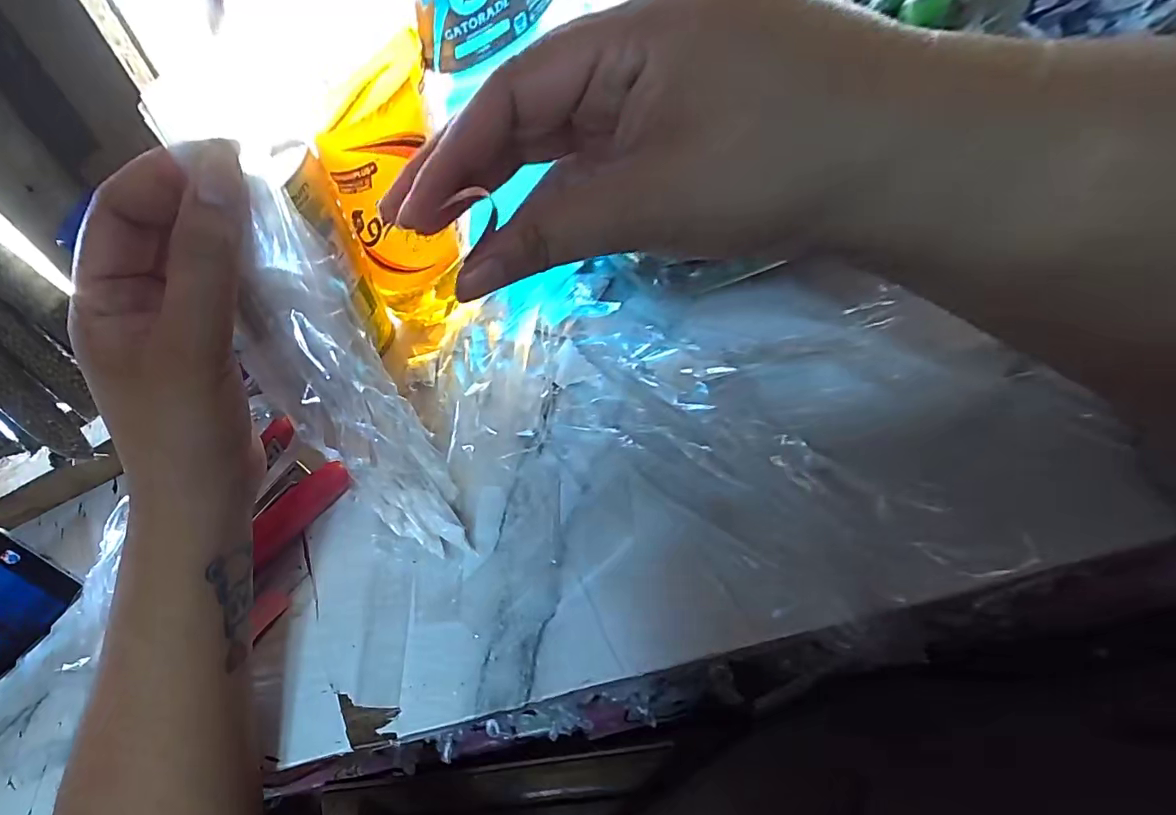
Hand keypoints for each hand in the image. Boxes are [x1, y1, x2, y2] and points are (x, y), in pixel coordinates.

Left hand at [71, 142, 260, 514]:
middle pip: (159, 226)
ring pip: (194, 255)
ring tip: (276, 218)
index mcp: (101, 301)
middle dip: (202, 199)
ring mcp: (166, 325)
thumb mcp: (190, 344)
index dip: (164, 175)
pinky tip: (277, 264)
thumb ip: (204, 258)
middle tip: (260, 184)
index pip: (118, 209)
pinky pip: (220, 289)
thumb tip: (221, 168)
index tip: (224, 159)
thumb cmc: (182, 436)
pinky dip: (245, 272)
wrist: (202, 508)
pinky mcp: (202, 345)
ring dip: (229, 234)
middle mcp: (128, 305)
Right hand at [382, 0, 940, 299]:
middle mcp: (625, 53)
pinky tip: (500, 227)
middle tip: (401, 226)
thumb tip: (462, 285)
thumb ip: (541, 235)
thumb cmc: (776, 161)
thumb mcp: (644, 200)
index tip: (409, 221)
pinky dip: (531, 196)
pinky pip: (572, 160)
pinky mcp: (653, 129)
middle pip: (514, 111)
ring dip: (487, 184)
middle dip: (455, 170)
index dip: (451, 159)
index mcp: (625, 37)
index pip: (510, 96)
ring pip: (539, 137)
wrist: (904, 161)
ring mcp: (640, 91)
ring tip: (435, 229)